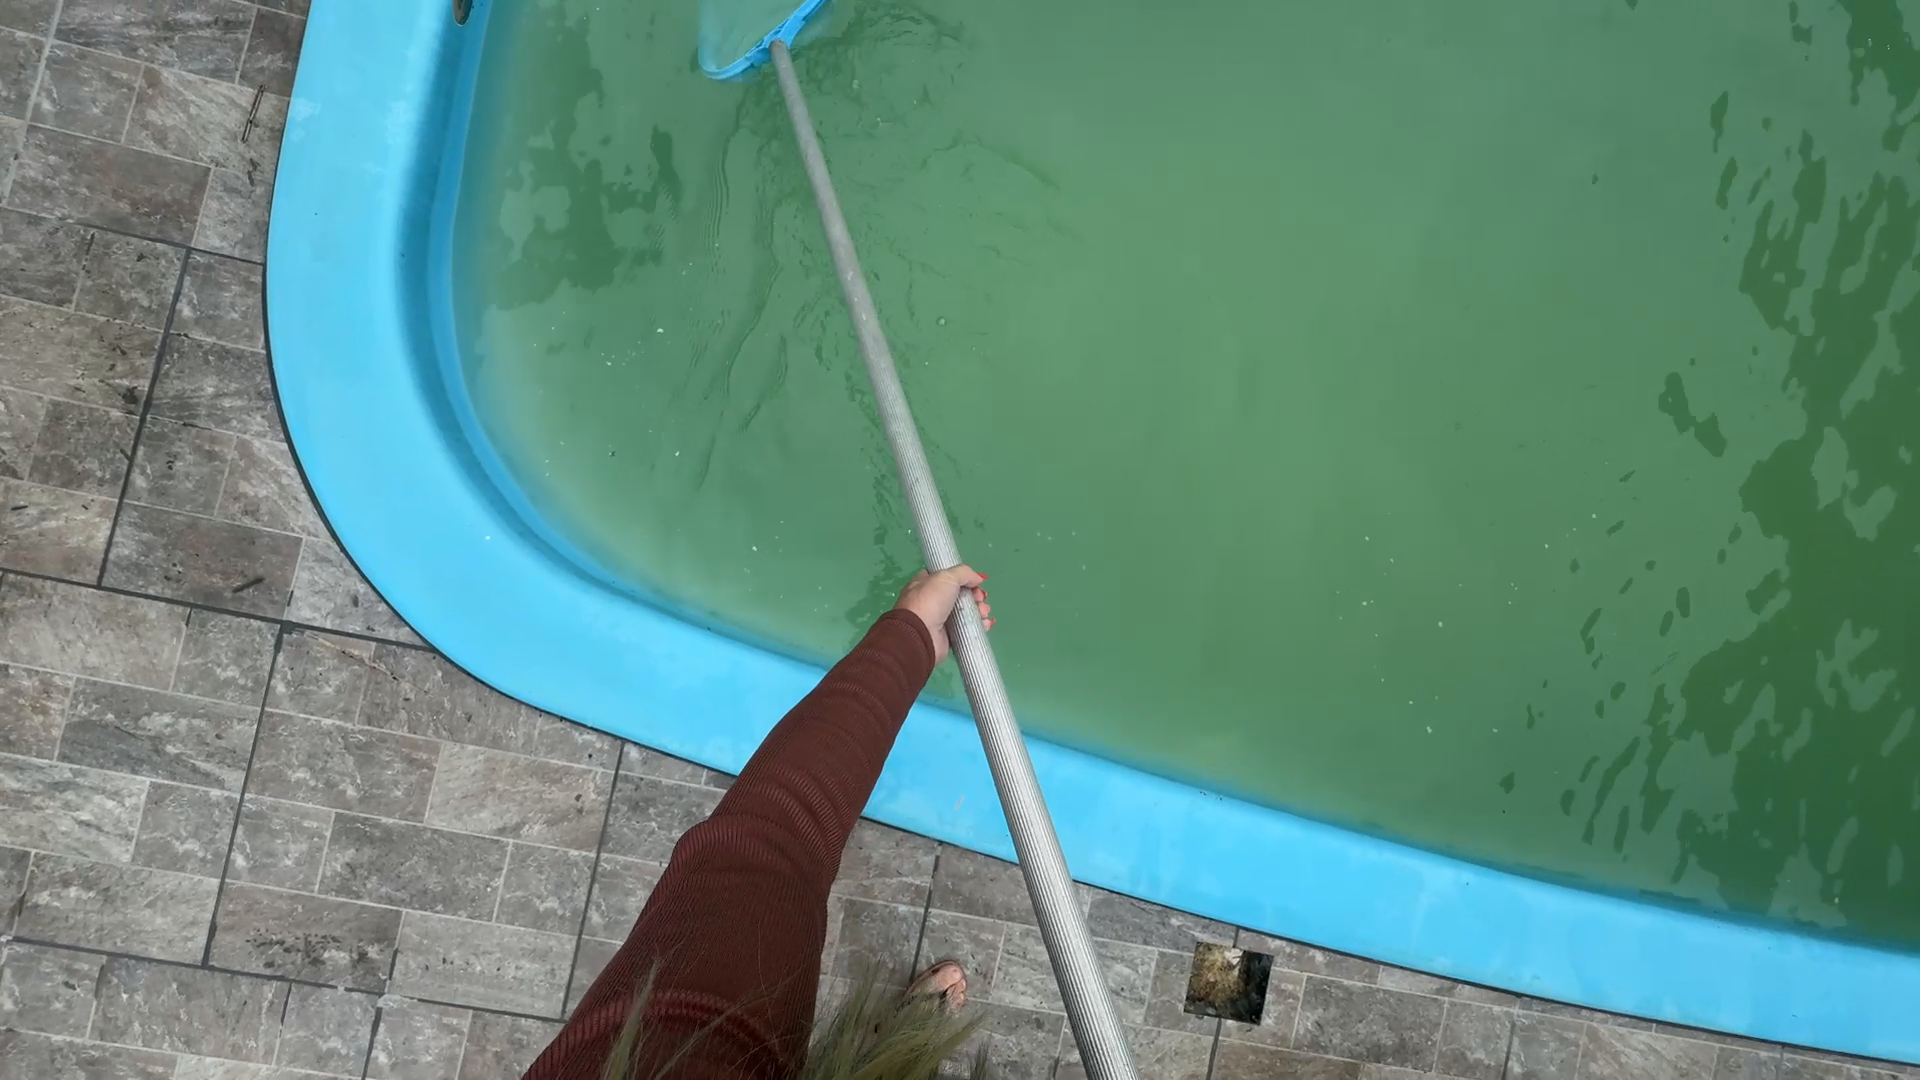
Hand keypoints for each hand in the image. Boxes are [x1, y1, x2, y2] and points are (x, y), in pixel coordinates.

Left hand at [894, 565, 992, 663]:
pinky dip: (978, 625)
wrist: (921, 634)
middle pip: (960, 595)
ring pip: (966, 611)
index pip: (946, 577)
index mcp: (925, 583)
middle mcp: (932, 601)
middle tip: (981, 599)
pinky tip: (986, 624)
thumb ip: (964, 573)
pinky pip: (967, 628)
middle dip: (975, 596)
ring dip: (979, 610)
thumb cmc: (930, 601)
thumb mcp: (946, 577)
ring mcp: (940, 619)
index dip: (963, 578)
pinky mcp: (948, 636)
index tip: (975, 582)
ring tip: (984, 612)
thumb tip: (978, 578)